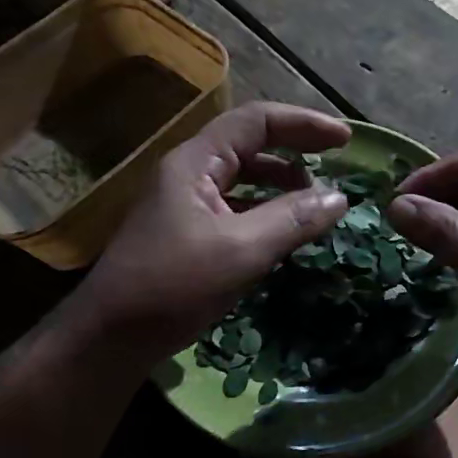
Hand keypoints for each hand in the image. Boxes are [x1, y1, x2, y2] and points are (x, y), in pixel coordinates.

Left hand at [78, 102, 350, 359]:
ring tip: (317, 200)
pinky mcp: (189, 231)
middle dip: (296, 151)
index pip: (256, 122)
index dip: (304, 124)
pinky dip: (266, 210)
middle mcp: (190, 173)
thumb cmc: (172, 286)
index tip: (346, 139)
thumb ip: (292, 220)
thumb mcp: (240, 251)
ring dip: (282, 182)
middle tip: (337, 166)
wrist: (111, 336)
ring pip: (244, 177)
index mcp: (196, 163)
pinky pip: (236, 206)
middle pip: (250, 144)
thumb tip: (340, 198)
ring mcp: (186, 202)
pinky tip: (286, 230)